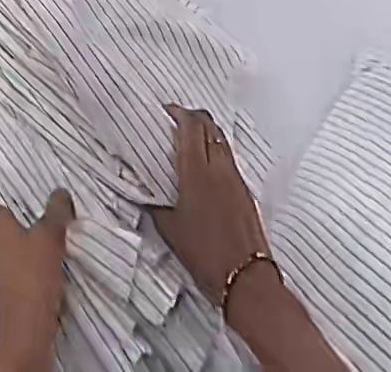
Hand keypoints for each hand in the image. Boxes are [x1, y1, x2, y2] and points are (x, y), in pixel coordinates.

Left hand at [0, 186, 72, 371]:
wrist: (27, 328)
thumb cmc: (31, 278)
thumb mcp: (50, 236)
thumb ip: (55, 213)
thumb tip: (59, 195)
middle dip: (6, 213)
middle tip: (22, 204)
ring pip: (2, 243)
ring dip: (17, 237)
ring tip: (39, 231)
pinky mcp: (6, 287)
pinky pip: (12, 263)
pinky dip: (23, 259)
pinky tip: (42, 263)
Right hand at [150, 105, 270, 309]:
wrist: (247, 280)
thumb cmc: (204, 253)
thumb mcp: (169, 227)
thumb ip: (155, 202)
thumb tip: (144, 190)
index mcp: (196, 172)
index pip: (191, 127)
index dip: (179, 112)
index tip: (166, 110)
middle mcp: (218, 169)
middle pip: (210, 127)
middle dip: (193, 117)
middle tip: (176, 119)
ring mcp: (236, 180)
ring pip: (222, 141)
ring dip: (206, 132)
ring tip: (189, 139)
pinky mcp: (246, 193)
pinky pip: (229, 159)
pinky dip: (215, 150)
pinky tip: (205, 165)